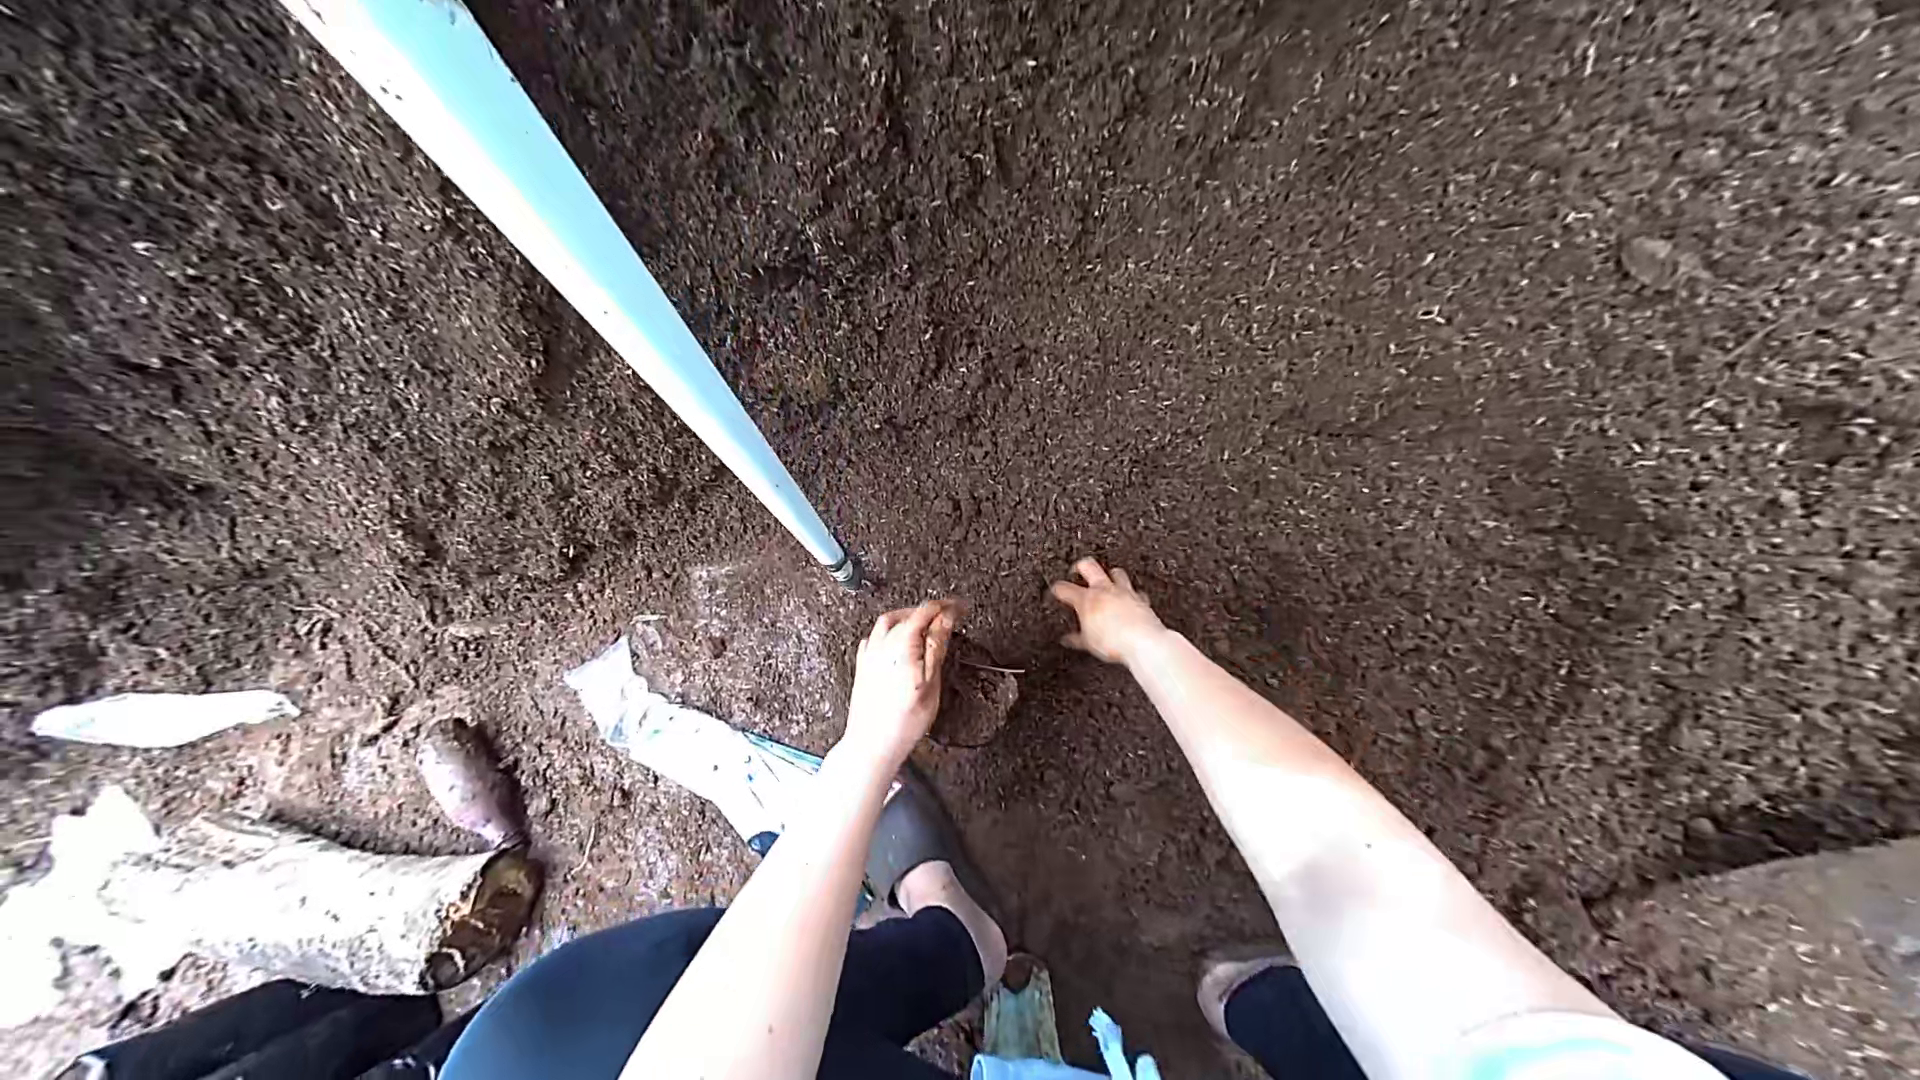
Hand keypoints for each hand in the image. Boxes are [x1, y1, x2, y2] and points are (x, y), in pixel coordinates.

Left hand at [842, 599, 960, 767]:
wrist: (871, 744)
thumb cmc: (903, 721)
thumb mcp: (931, 682)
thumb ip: (937, 646)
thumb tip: (945, 620)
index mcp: (901, 643)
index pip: (926, 611)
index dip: (946, 606)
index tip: (960, 607)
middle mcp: (882, 643)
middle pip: (906, 614)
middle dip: (928, 610)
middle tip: (947, 615)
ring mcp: (869, 654)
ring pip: (888, 622)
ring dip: (908, 617)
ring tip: (924, 623)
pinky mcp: (863, 665)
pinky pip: (874, 636)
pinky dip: (889, 631)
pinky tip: (896, 640)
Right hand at [1048, 557, 1166, 664]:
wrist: (1143, 642)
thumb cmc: (1114, 642)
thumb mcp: (1088, 643)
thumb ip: (1076, 639)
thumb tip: (1068, 639)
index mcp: (1086, 599)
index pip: (1064, 588)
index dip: (1057, 588)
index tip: (1057, 589)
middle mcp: (1105, 590)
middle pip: (1089, 566)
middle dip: (1080, 565)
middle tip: (1077, 570)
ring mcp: (1124, 592)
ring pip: (1116, 572)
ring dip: (1110, 574)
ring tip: (1107, 579)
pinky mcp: (1141, 599)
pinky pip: (1135, 591)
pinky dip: (1132, 593)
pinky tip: (1130, 598)